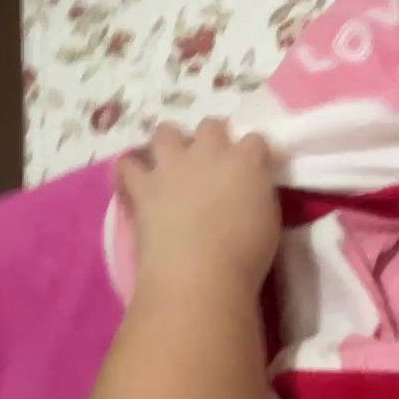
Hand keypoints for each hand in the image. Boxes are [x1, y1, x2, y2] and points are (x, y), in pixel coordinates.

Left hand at [114, 119, 280, 298]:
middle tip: (215, 161)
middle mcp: (209, 152)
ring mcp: (172, 165)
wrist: (199, 273)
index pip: (256, 140)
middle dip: (214, 137)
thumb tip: (251, 191)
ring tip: (174, 162)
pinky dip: (133, 170)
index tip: (257, 167)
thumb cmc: (246, 254)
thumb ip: (259, 195)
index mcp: (246, 161)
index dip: (256, 152)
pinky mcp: (142, 186)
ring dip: (172, 143)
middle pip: (211, 125)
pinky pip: (128, 164)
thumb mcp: (270, 221)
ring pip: (166, 131)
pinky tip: (140, 181)